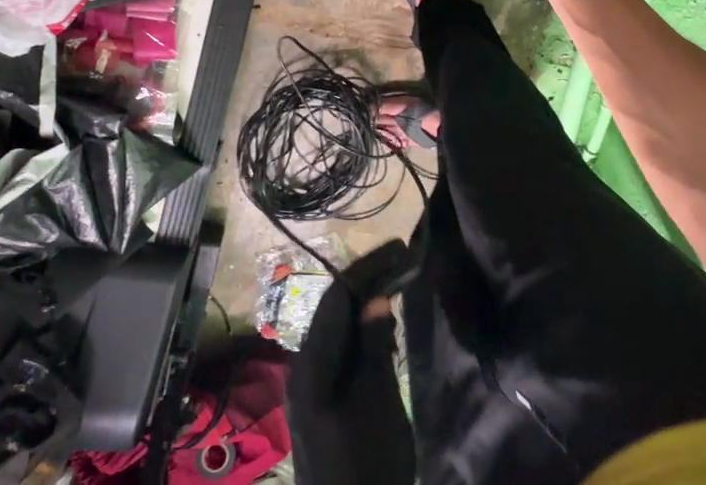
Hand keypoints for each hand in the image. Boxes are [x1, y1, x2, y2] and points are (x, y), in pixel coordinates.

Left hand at [287, 241, 416, 484]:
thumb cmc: (368, 458)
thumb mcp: (377, 398)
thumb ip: (373, 345)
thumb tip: (376, 298)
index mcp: (312, 366)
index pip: (336, 299)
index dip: (367, 268)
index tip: (401, 248)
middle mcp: (303, 371)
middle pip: (331, 311)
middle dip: (365, 281)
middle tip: (403, 261)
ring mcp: (309, 389)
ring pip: (334, 331)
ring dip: (362, 304)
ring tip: (397, 283)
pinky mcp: (321, 403)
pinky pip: (338, 351)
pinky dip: (360, 331)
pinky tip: (381, 327)